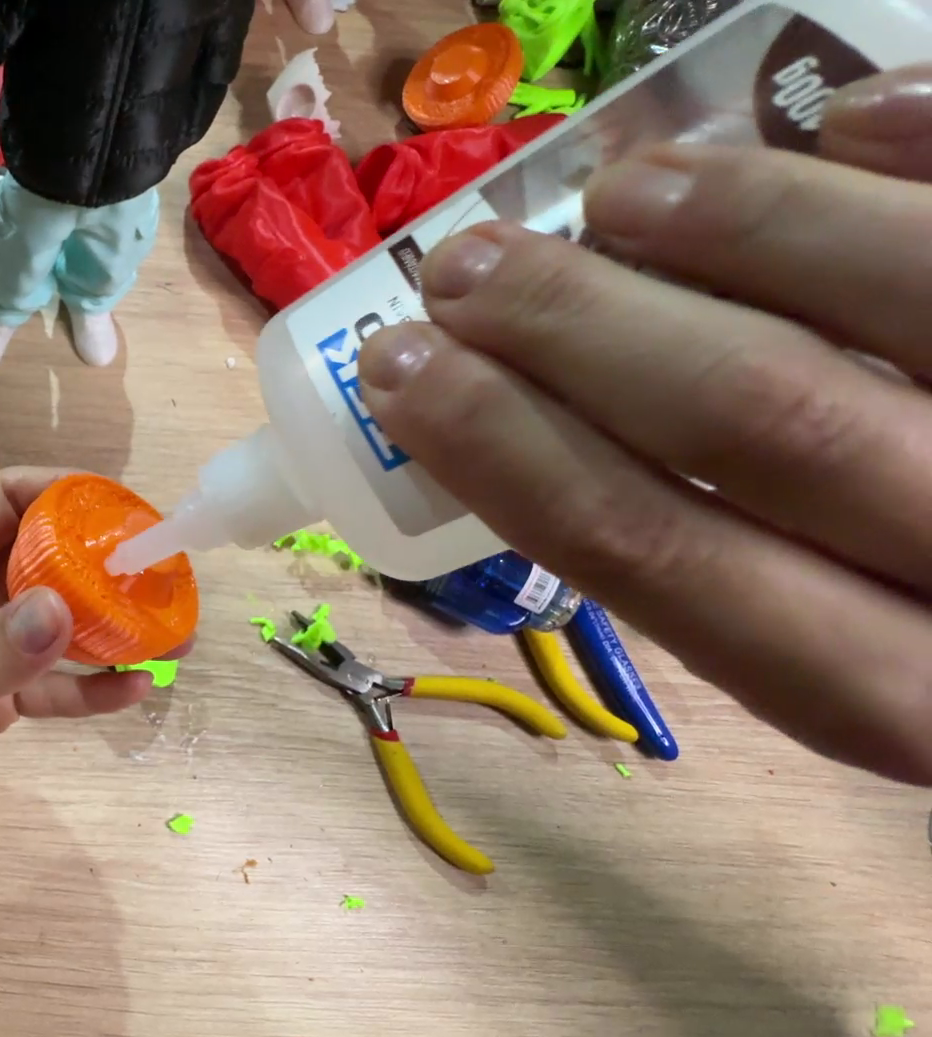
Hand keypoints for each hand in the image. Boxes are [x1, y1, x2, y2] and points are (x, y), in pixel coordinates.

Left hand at [0, 467, 184, 846]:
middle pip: (43, 556)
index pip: (1, 502)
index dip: (58, 492)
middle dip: (101, 560)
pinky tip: (136, 690)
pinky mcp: (0, 695)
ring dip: (110, 625)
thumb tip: (62, 608)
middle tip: (162, 572)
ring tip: (173, 633)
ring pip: (58, 620)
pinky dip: (92, 685)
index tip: (118, 509)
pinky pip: (54, 680)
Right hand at [358, 67, 931, 784]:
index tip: (393, 364)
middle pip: (746, 418)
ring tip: (619, 186)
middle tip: (463, 264)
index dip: (490, 441)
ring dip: (732, 222)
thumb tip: (519, 427)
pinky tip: (846, 111)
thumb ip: (697, 577)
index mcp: (874, 688)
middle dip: (570, 322)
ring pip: (906, 302)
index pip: (633, 546)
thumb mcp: (824, 670)